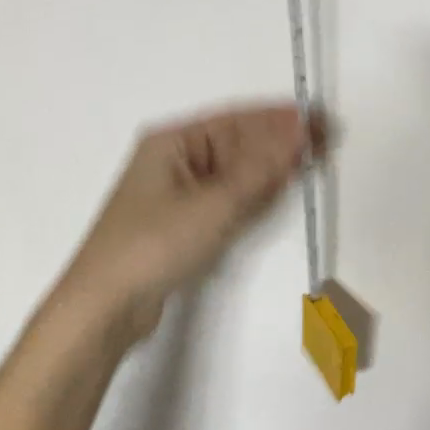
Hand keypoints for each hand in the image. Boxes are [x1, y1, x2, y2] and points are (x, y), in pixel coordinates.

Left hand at [57, 106, 317, 340]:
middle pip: (240, 142)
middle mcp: (177, 158)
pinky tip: (282, 187)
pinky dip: (257, 191)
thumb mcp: (214, 204)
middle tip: (328, 140)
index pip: (239, 118)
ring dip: (274, 165)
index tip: (322, 119)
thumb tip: (303, 131)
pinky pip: (231, 196)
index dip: (282, 118)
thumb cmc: (152, 245)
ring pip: (239, 170)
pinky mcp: (186, 222)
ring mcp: (180, 192)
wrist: (101, 311)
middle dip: (282, 141)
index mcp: (174, 139)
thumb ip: (263, 168)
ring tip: (315, 158)